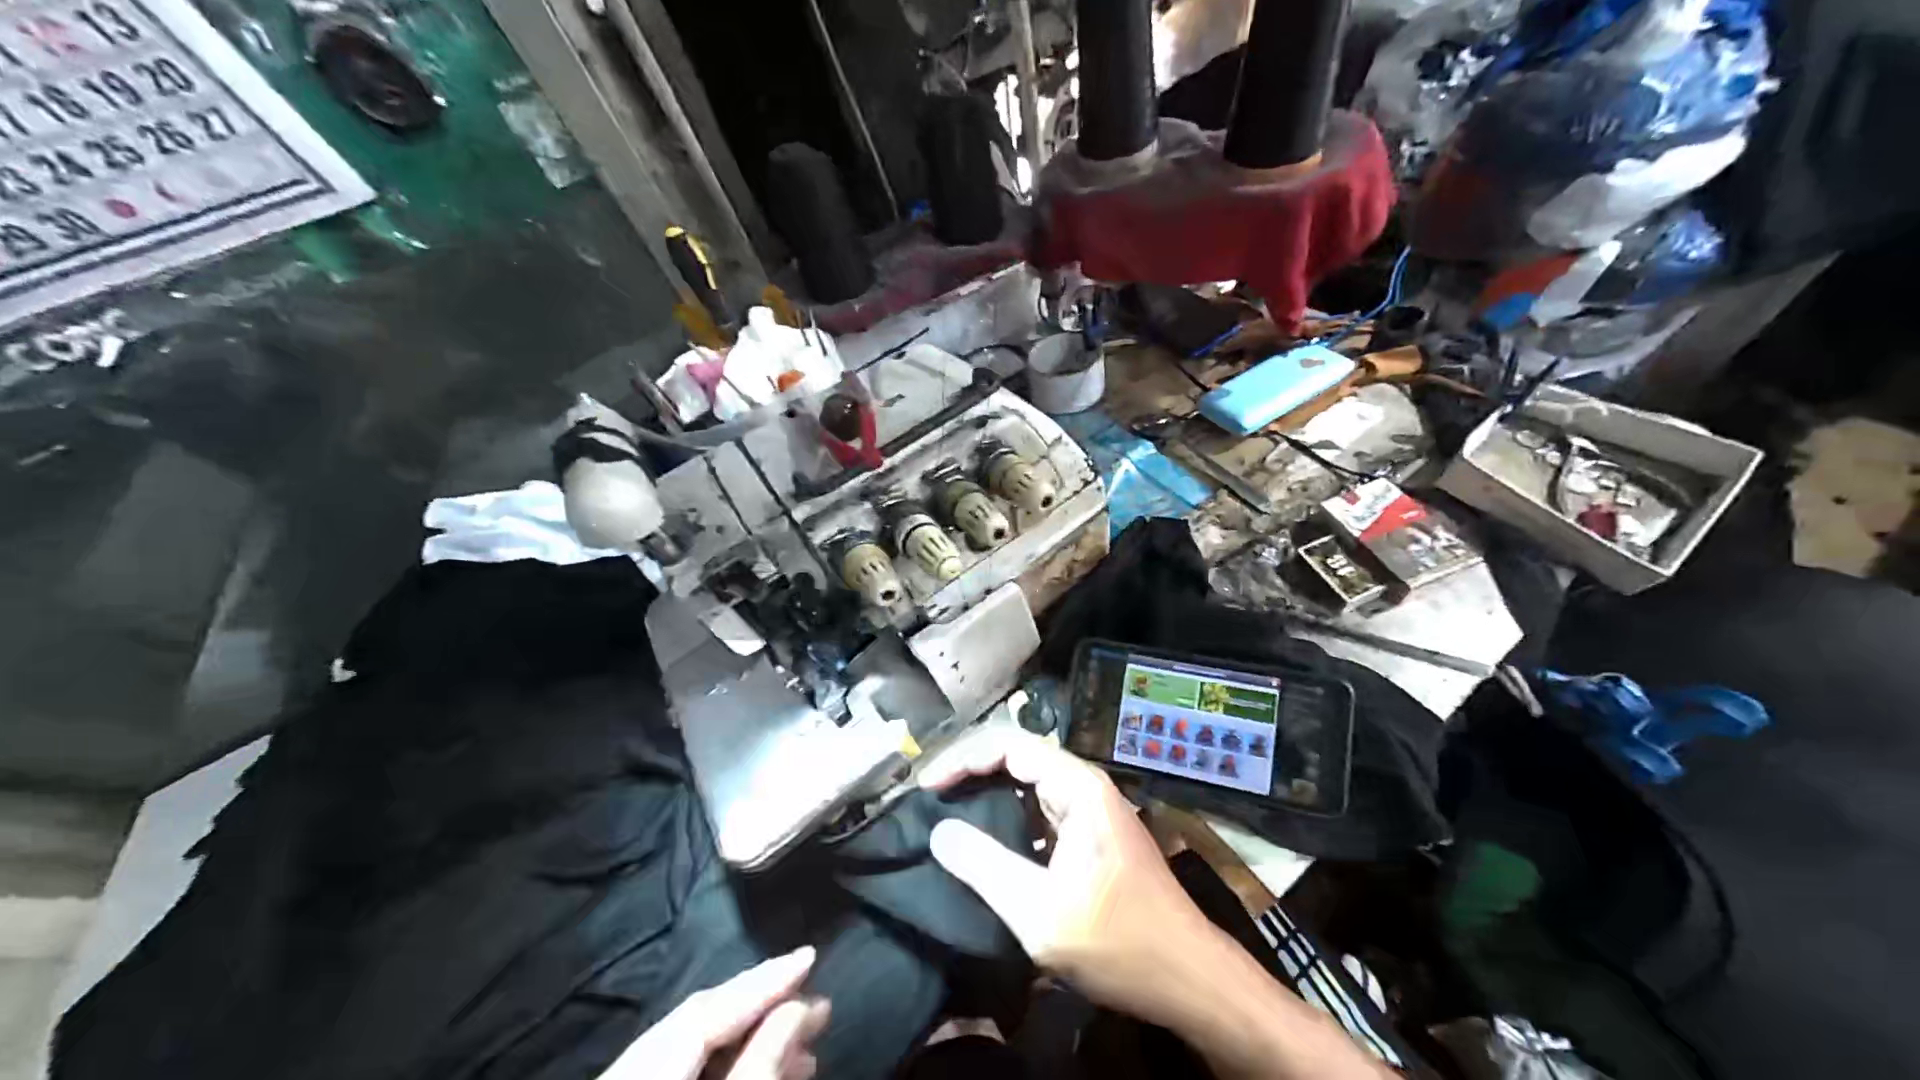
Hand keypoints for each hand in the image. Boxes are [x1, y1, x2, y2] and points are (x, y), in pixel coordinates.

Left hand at [598, 947, 830, 1079]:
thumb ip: (759, 1067)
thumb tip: (801, 1005)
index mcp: (642, 1071)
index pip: (706, 1010)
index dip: (760, 982)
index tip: (810, 956)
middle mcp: (626, 1068)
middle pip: (698, 1019)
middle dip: (761, 1007)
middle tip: (819, 1004)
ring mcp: (627, 1078)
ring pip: (693, 1044)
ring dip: (751, 1039)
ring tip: (805, 1049)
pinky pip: (684, 1066)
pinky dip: (727, 1061)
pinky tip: (762, 1065)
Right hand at [921, 730, 1392, 1079]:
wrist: (1188, 978)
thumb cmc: (1119, 942)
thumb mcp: (1040, 911)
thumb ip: (984, 866)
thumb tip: (939, 830)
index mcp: (1078, 787)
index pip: (1008, 745)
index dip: (962, 759)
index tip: (927, 787)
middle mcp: (1084, 787)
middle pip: (1017, 756)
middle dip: (970, 769)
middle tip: (930, 796)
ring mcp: (1088, 812)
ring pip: (1026, 783)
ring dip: (986, 792)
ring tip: (946, 811)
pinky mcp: (1088, 837)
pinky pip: (1037, 811)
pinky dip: (1004, 816)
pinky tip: (982, 839)